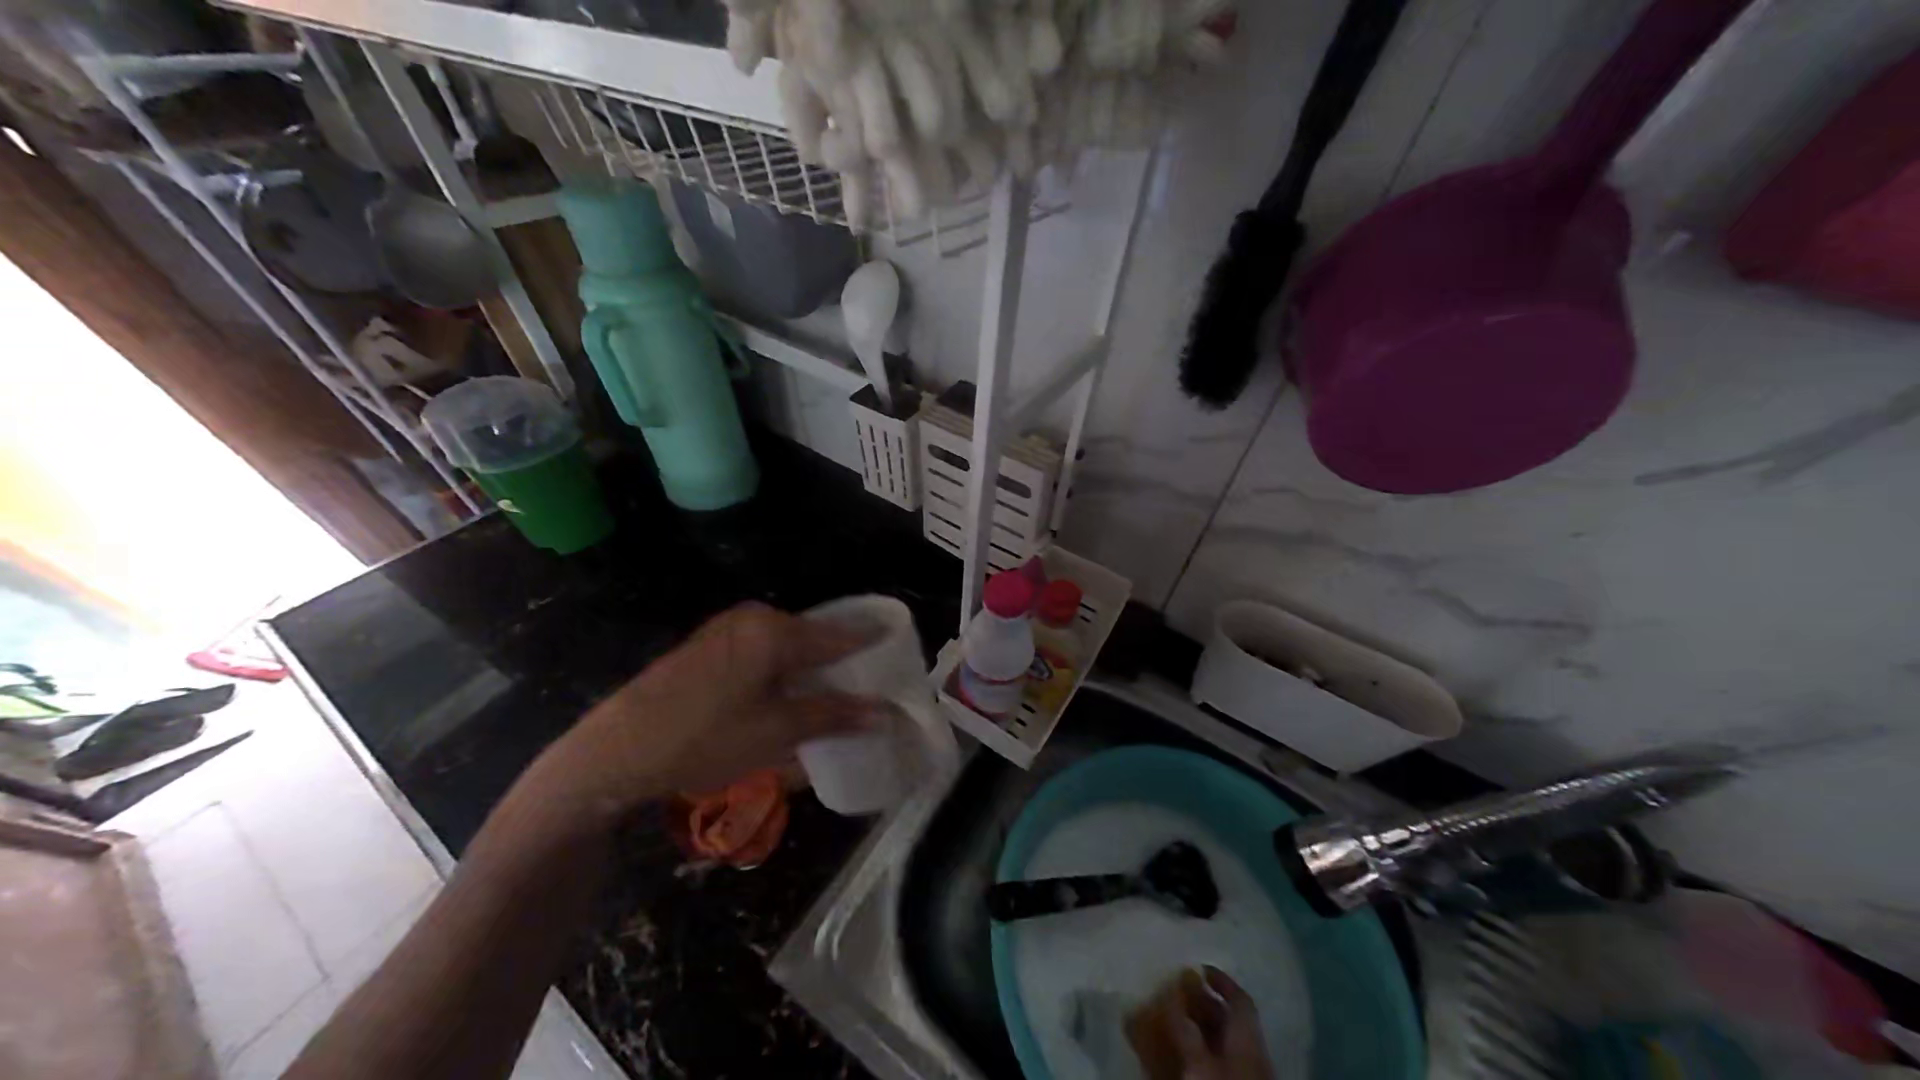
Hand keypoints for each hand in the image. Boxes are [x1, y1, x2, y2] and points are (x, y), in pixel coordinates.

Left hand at [524, 602, 882, 831]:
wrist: (617, 749)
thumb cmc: (704, 737)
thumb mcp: (776, 732)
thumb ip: (834, 716)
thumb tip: (885, 713)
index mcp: (775, 629)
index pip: (843, 633)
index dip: (874, 648)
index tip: (901, 663)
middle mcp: (755, 617)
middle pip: (816, 635)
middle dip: (843, 662)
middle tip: (870, 690)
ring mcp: (729, 629)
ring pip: (789, 644)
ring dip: (813, 669)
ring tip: (835, 699)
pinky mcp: (711, 646)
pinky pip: (765, 650)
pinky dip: (785, 670)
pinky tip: (791, 697)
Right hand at [1172, 968, 1273, 1079]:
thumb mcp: (1200, 1064)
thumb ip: (1183, 1028)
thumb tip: (1169, 993)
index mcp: (1248, 1043)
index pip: (1240, 1001)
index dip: (1221, 981)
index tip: (1198, 967)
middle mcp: (1249, 1057)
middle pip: (1227, 1022)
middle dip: (1200, 1003)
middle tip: (1172, 991)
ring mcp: (1242, 1076)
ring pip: (1219, 1044)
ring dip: (1195, 1028)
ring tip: (1165, 1019)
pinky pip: (1212, 1064)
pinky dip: (1194, 1053)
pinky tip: (1172, 1055)